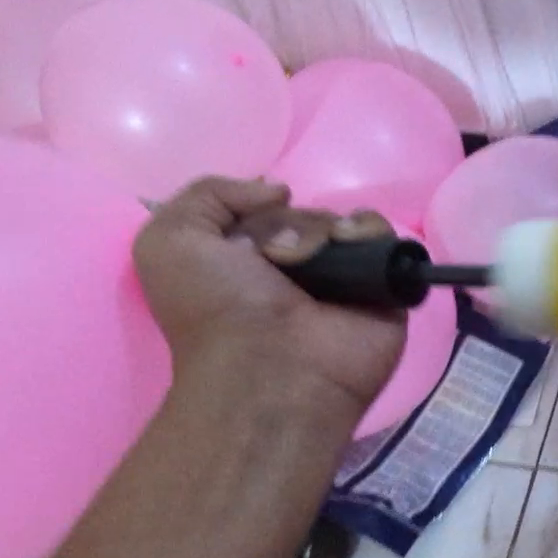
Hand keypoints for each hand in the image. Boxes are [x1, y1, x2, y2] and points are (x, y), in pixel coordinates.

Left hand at [134, 177, 406, 417]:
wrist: (273, 365)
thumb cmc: (216, 308)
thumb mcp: (170, 241)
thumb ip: (208, 194)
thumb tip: (280, 191)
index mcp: (250, 264)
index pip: (269, 213)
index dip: (258, 212)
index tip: (247, 238)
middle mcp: (302, 272)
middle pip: (310, 215)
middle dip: (293, 225)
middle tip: (279, 259)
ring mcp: (348, 280)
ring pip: (350, 223)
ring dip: (329, 228)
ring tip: (317, 260)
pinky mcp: (387, 288)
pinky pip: (387, 241)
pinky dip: (369, 235)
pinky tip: (351, 252)